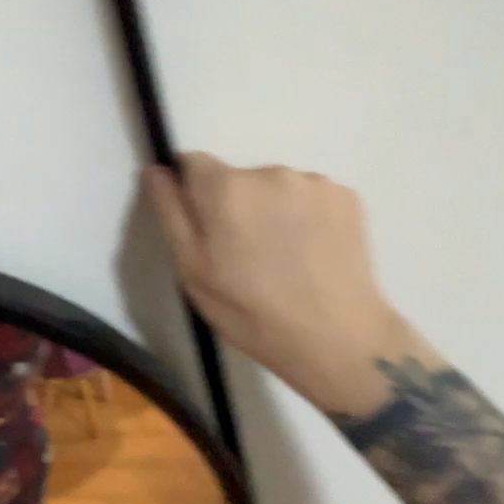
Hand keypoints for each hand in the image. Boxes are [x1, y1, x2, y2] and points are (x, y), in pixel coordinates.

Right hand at [145, 155, 405, 390]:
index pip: (192, 162)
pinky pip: (309, 196)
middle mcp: (270, 172)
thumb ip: (172, 212)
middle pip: (236, 177)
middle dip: (233, 205)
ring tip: (281, 257)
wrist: (338, 340)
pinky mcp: (348, 197)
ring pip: (274, 188)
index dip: (191, 191)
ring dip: (270, 210)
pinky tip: (310, 253)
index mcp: (226, 188)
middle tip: (242, 254)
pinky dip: (304, 216)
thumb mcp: (192, 269)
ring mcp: (314, 182)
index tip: (202, 226)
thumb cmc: (251, 311)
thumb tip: (156, 169)